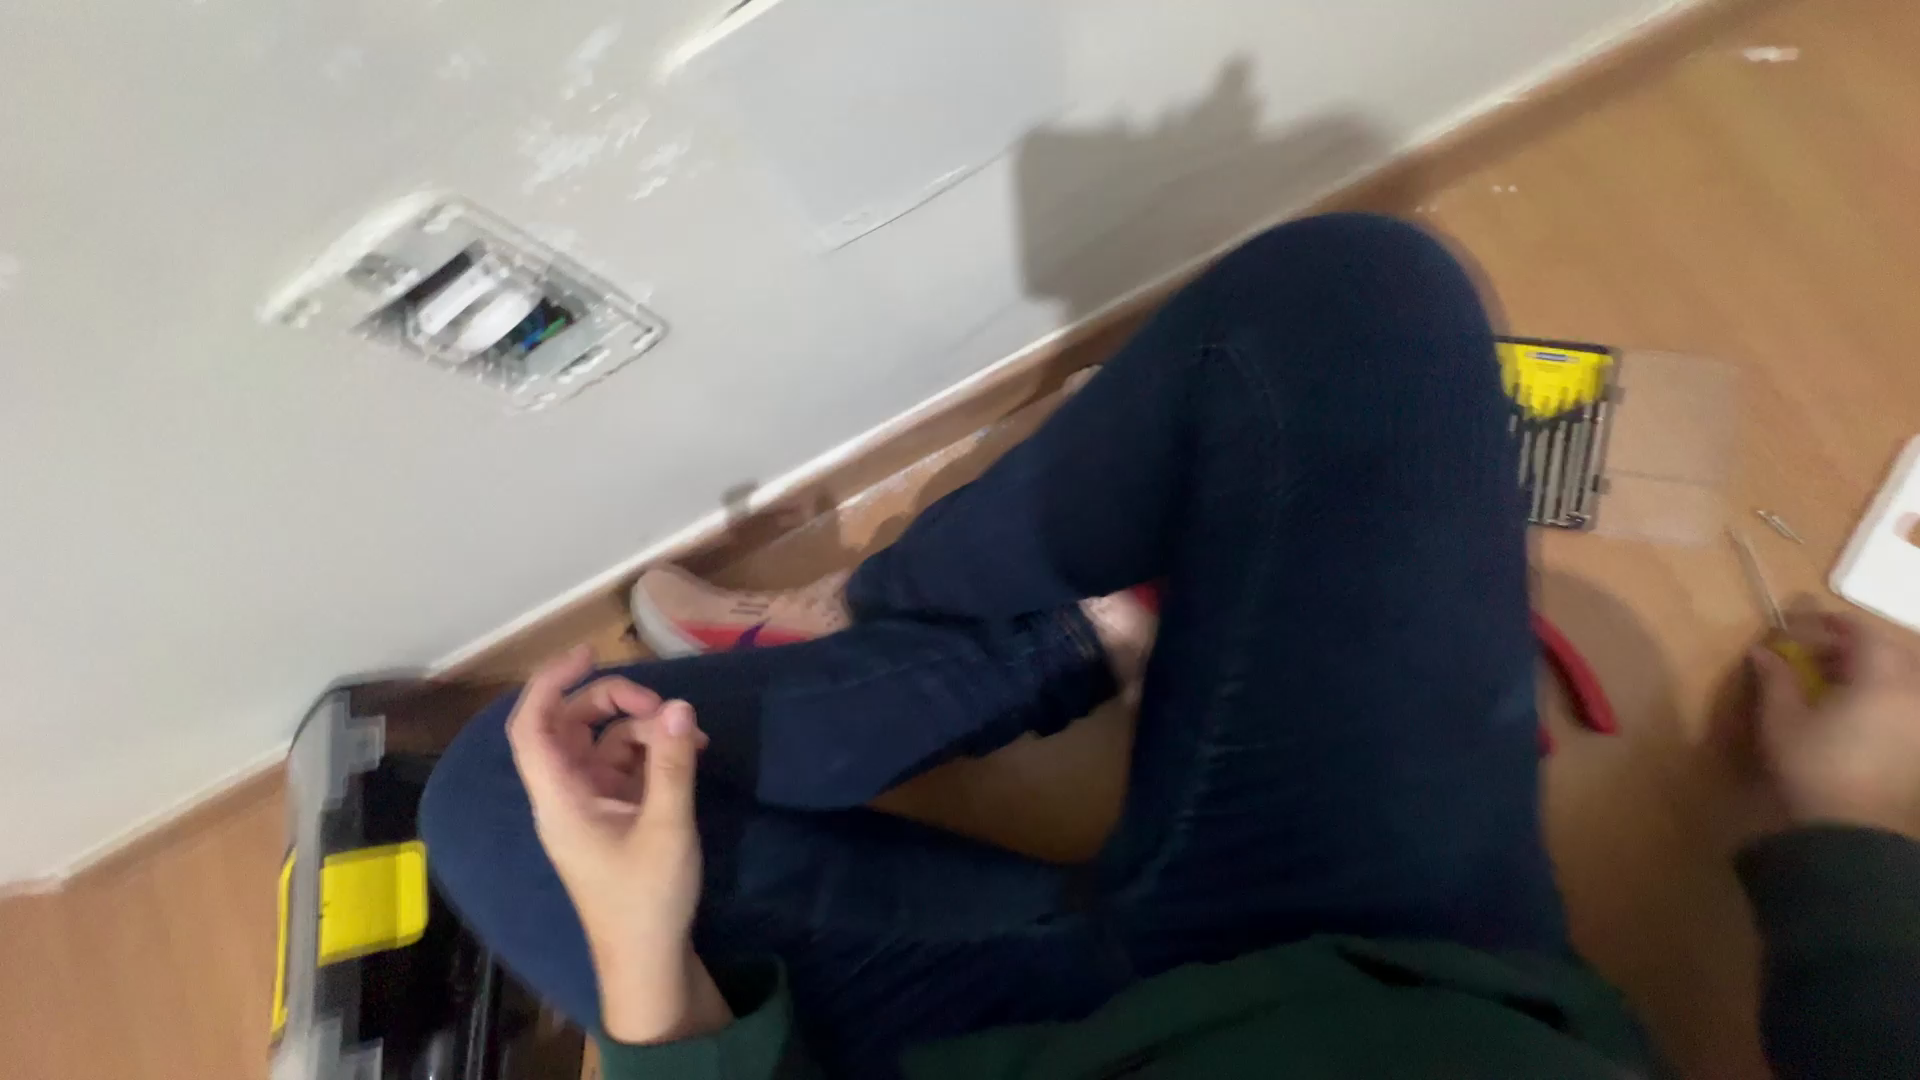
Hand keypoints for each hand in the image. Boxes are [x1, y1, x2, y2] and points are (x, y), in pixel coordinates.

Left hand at [506, 646, 730, 1042]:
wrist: (649, 957)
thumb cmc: (646, 897)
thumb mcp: (667, 827)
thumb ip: (671, 764)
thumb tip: (679, 705)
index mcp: (560, 800)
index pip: (532, 730)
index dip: (549, 685)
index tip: (588, 654)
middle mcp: (568, 794)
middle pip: (571, 726)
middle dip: (614, 703)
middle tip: (662, 705)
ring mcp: (592, 802)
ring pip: (604, 741)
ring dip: (644, 727)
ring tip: (690, 736)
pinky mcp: (617, 811)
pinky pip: (628, 762)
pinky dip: (656, 749)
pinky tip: (691, 752)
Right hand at [1751, 613, 1919, 838]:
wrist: (1851, 821)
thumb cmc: (1811, 762)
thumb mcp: (1781, 717)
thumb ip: (1776, 679)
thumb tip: (1764, 652)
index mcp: (1882, 685)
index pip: (1868, 637)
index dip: (1838, 623)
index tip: (1807, 621)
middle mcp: (1915, 698)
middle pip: (1897, 656)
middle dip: (1858, 647)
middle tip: (1817, 652)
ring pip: (1908, 681)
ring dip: (1874, 671)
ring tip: (1837, 680)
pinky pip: (1908, 704)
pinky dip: (1886, 694)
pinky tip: (1856, 708)